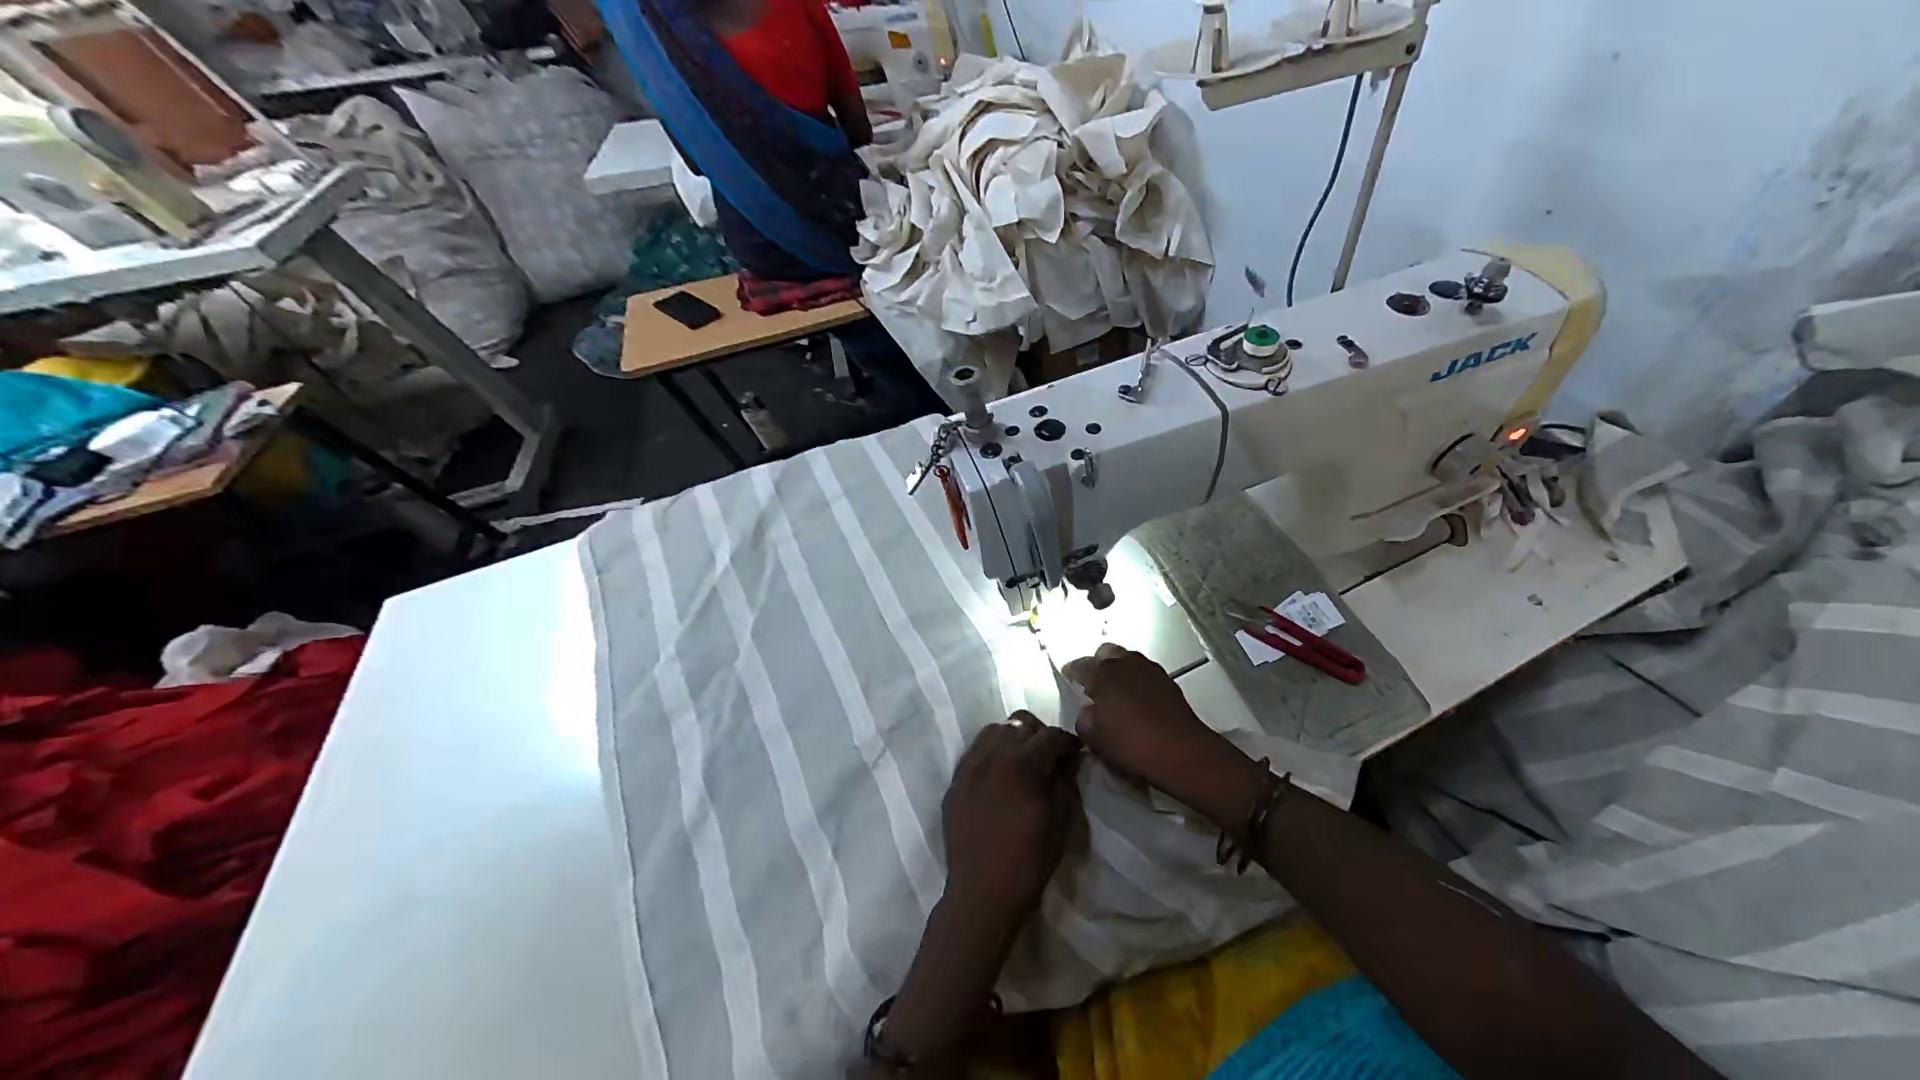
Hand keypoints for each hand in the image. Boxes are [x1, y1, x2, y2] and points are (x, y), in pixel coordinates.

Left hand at [942, 712, 1081, 917]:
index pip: (1051, 735)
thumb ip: (1065, 781)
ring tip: (1022, 762)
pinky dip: (990, 755)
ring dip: (1012, 739)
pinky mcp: (954, 782)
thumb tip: (1067, 760)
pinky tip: (998, 778)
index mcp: (1022, 763)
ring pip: (993, 732)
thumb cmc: (1030, 860)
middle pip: (1019, 723)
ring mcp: (969, 766)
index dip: (1068, 742)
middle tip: (1049, 756)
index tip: (1076, 754)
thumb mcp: (1061, 820)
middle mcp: (992, 755)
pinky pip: (974, 753)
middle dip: (1039, 734)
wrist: (982, 892)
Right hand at [1062, 644, 1260, 828]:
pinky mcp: (1170, 683)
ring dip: (1121, 671)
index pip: (1080, 665)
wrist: (1181, 753)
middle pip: (1107, 652)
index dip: (1071, 672)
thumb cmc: (1130, 744)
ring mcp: (1151, 671)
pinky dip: (1139, 682)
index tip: (1068, 679)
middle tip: (1095, 684)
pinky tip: (1138, 701)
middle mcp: (1126, 663)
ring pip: (1130, 660)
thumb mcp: (1093, 738)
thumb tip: (1088, 710)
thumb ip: (1084, 718)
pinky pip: (1146, 674)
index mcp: (1102, 673)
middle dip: (1098, 663)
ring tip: (1117, 692)